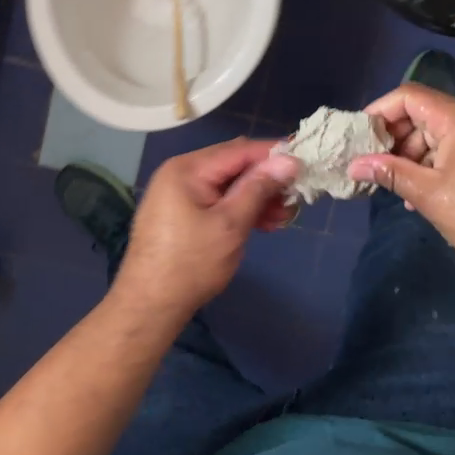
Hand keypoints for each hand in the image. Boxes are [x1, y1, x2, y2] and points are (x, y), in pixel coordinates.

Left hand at [112, 138, 298, 319]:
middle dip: (266, 180)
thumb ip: (259, 188)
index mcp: (187, 168)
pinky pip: (216, 200)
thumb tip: (289, 160)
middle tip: (294, 198)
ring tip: (282, 218)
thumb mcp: (231, 224)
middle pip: (233, 165)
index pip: (239, 150)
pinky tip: (262, 224)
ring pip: (227, 184)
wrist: (150, 305)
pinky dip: (239, 208)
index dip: (273, 154)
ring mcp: (177, 193)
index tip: (304, 163)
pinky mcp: (180, 212)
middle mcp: (180, 173)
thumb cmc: (191, 264)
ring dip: (256, 197)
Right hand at [348, 84, 454, 273]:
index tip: (360, 137)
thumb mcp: (429, 195)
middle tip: (376, 166)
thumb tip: (353, 165)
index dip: (380, 112)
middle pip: (422, 112)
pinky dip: (433, 162)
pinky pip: (453, 146)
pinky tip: (423, 192)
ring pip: (436, 132)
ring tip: (400, 188)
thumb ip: (389, 173)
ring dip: (413, 155)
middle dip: (395, 138)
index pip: (408, 96)